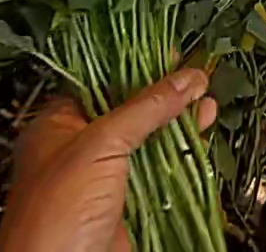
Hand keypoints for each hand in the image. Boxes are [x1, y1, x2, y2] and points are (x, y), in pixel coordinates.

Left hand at [0, 69, 217, 251]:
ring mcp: (105, 179)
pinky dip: (182, 153)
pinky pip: (159, 171)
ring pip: (149, 140)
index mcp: (59, 125)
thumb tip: (189, 77)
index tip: (171, 52)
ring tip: (207, 102)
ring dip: (179, 121)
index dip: (137, 64)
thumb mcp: (101, 144)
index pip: (103, 80)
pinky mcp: (127, 207)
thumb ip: (147, 106)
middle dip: (166, 93)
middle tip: (196, 77)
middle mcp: (80, 148)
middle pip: (131, 108)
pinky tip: (201, 133)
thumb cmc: (58, 213)